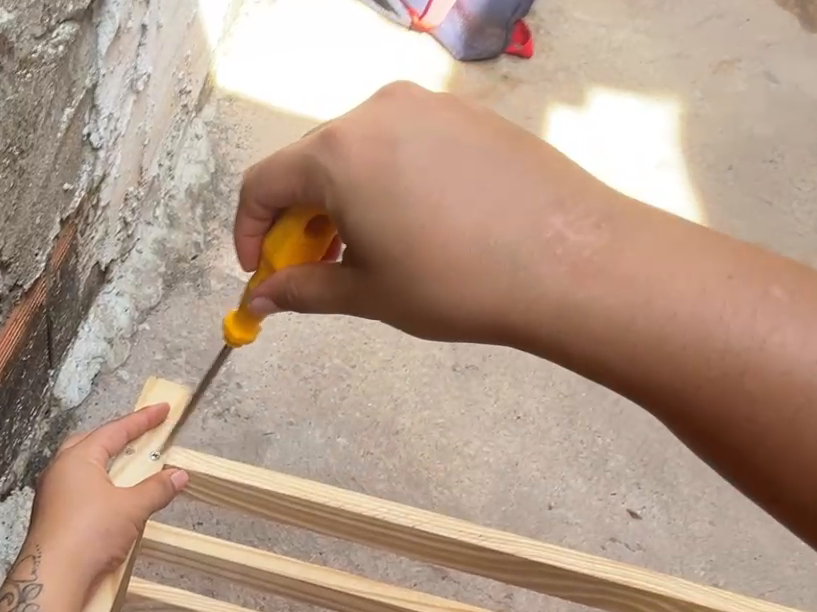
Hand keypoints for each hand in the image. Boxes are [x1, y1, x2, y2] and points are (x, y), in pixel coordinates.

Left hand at [24, 404, 187, 602]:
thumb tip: (179, 475)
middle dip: (116, 438)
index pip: (114, 431)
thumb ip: (157, 489)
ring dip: (106, 467)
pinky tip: (111, 503)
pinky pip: (78, 494)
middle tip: (140, 437)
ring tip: (129, 469)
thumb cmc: (90, 534)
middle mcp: (59, 471)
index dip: (142, 420)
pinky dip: (98, 490)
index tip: (163, 410)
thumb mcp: (132, 508)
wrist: (54, 577)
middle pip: (91, 444)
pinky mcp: (52, 518)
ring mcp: (51, 495)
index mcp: (77, 459)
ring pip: (82, 470)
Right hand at [234, 81, 631, 346]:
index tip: (261, 272)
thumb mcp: (362, 291)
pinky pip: (395, 143)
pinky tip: (402, 224)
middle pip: (304, 164)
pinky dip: (376, 183)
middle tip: (308, 267)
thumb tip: (259, 302)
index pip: (262, 184)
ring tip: (357, 250)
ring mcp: (425, 105)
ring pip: (350, 152)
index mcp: (337, 154)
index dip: (247, 232)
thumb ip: (299, 289)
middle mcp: (375, 113)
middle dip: (292, 219)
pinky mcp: (463, 113)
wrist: (568, 259)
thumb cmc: (452, 281)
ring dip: (334, 201)